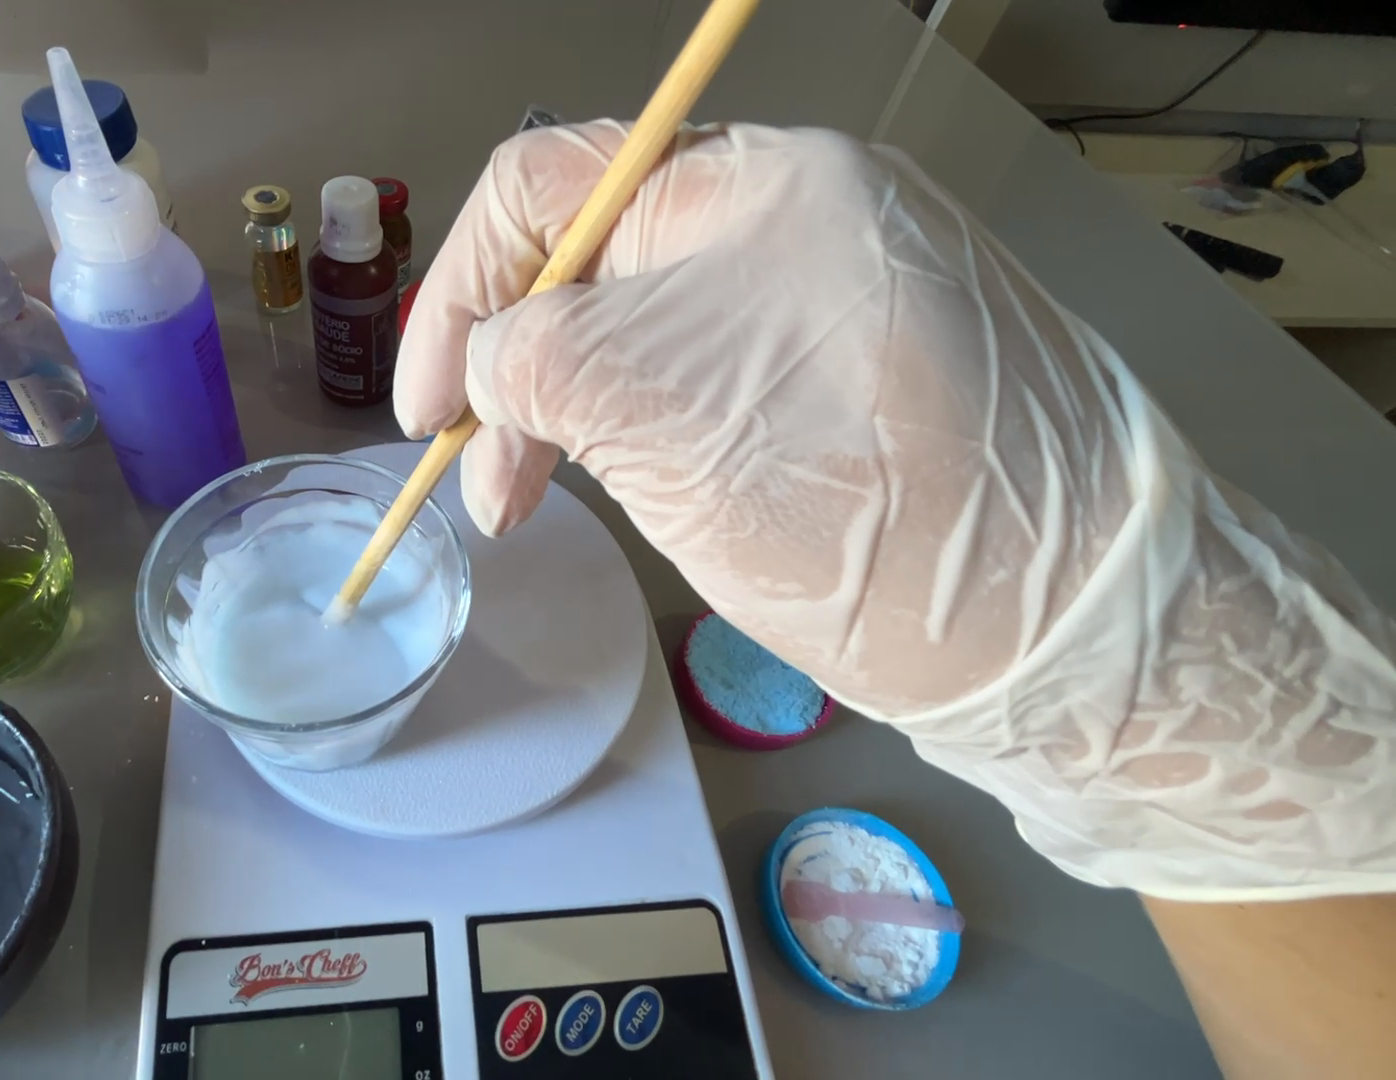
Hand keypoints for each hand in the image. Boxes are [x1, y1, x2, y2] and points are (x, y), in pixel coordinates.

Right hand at [396, 120, 1395, 899]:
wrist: (1050, 631)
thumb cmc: (857, 502)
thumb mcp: (658, 409)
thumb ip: (534, 357)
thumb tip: (483, 364)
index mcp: (745, 185)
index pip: (545, 192)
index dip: (457, 292)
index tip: (425, 412)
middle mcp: (766, 225)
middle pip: (574, 272)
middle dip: (504, 375)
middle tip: (480, 481)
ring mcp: (783, 308)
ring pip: (613, 340)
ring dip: (550, 417)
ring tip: (519, 503)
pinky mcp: (792, 386)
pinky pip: (663, 387)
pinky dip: (607, 435)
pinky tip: (595, 485)